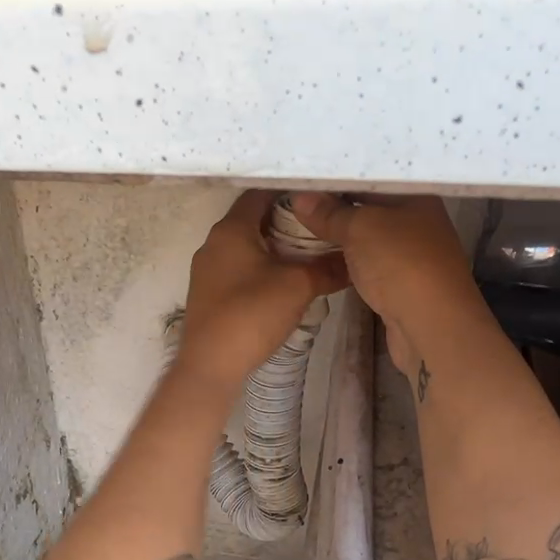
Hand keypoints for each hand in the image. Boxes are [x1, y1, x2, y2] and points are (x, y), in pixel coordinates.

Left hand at [174, 190, 346, 385]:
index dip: (290, 192)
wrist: (210, 366)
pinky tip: (279, 285)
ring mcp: (205, 272)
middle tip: (317, 230)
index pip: (260, 193)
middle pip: (252, 221)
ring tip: (304, 258)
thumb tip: (353, 260)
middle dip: (284, 223)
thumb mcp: (298, 287)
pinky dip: (258, 271)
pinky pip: (236, 272)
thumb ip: (327, 268)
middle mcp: (212, 244)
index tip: (318, 200)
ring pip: (244, 248)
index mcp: (230, 229)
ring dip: (271, 249)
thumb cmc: (251, 315)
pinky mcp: (206, 296)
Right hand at [288, 193, 491, 374]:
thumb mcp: (360, 229)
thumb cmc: (399, 263)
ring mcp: (410, 253)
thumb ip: (330, 214)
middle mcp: (416, 219)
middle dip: (333, 210)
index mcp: (413, 195)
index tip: (301, 184)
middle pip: (367, 208)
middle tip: (293, 208)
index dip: (334, 180)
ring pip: (367, 238)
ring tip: (301, 232)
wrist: (430, 322)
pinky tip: (324, 261)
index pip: (368, 178)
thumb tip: (299, 198)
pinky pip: (368, 263)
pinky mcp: (401, 282)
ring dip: (338, 237)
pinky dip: (348, 261)